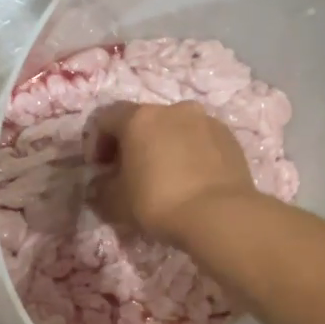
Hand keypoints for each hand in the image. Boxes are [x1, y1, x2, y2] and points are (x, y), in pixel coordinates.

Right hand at [87, 101, 258, 244]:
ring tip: (159, 176)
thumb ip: (101, 185)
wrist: (216, 213)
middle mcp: (174, 109)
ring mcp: (206, 120)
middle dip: (130, 143)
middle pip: (143, 120)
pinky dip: (185, 153)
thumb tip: (103, 181)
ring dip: (160, 146)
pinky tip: (184, 179)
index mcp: (140, 119)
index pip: (106, 118)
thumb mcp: (112, 200)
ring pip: (173, 128)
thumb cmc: (154, 201)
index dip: (96, 141)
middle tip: (126, 171)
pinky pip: (197, 139)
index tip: (98, 167)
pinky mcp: (228, 136)